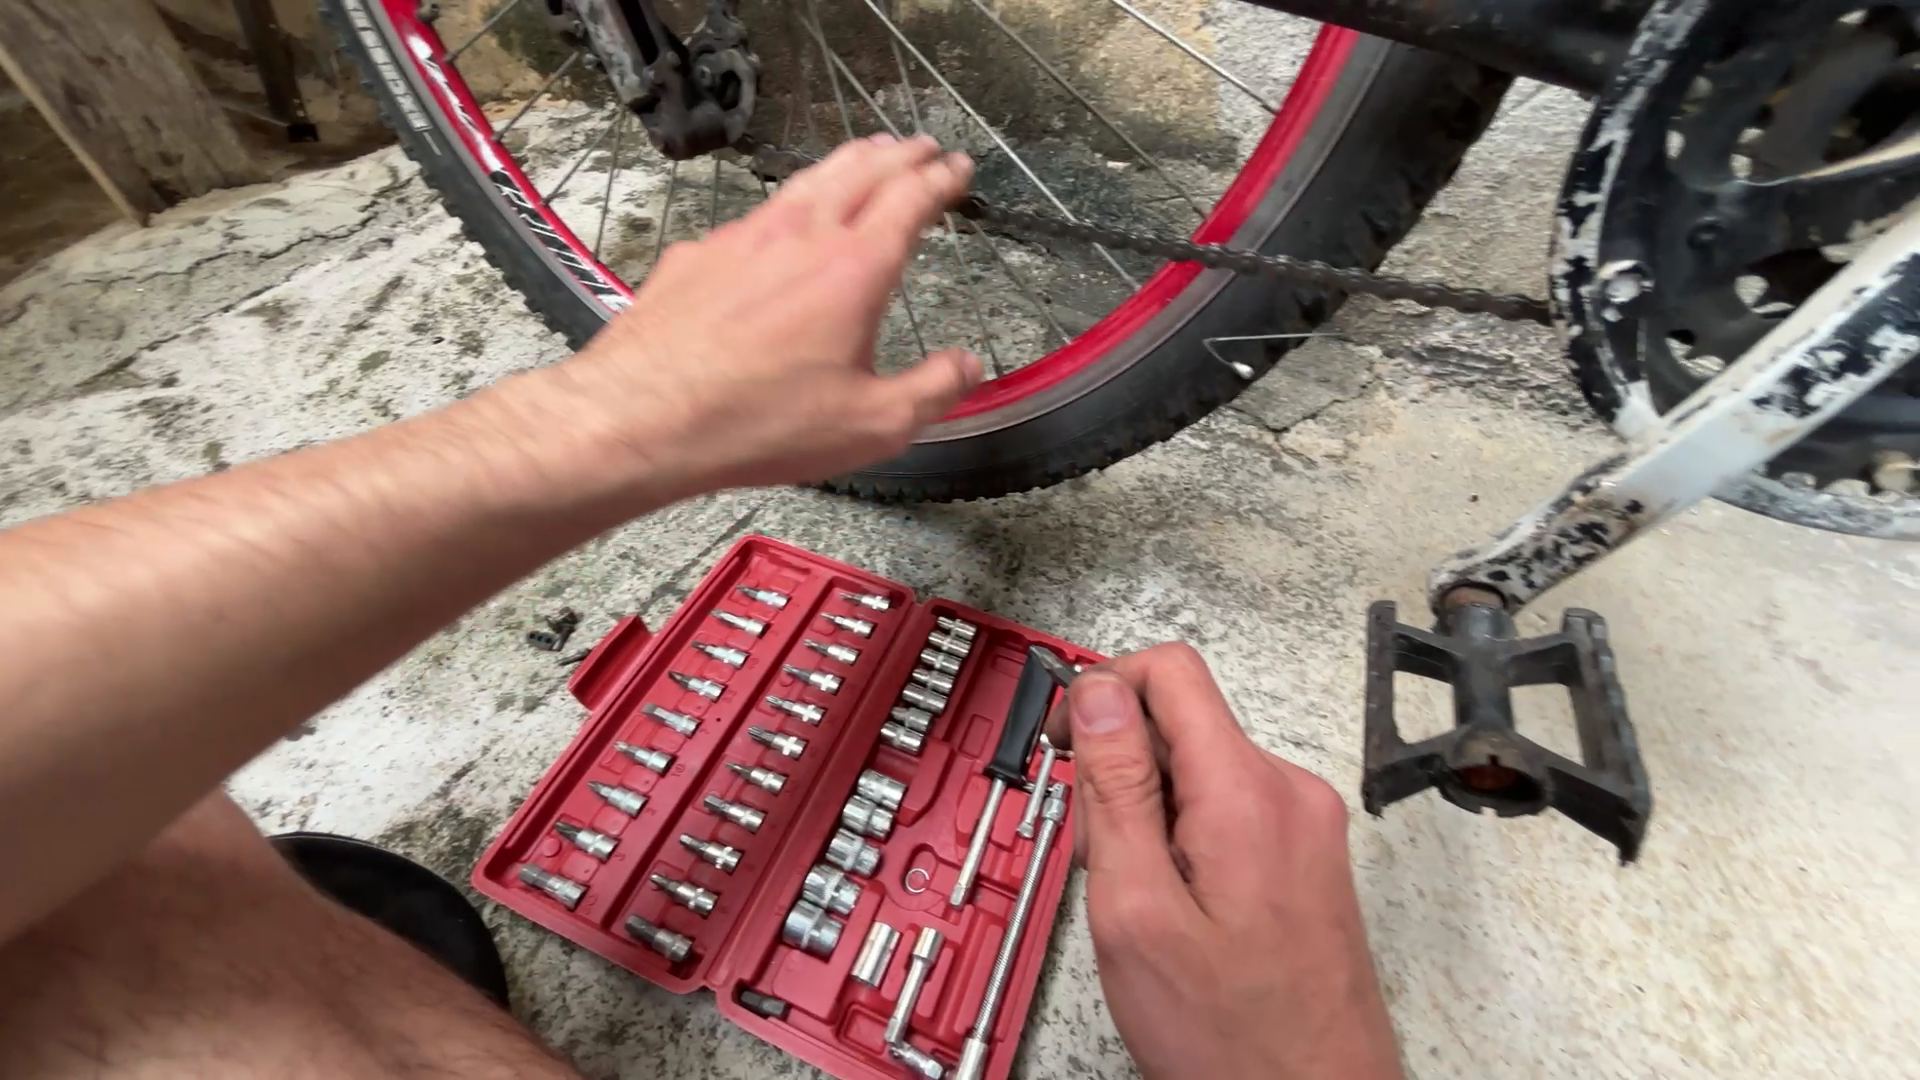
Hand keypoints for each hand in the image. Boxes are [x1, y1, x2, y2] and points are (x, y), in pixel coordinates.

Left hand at [537, 134, 980, 497]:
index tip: (956, 168)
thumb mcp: (873, 425)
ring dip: (845, 165)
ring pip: (805, 181)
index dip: (940, 179)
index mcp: (853, 272)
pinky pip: (755, 216)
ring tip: (867, 160)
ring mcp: (743, 239)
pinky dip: (787, 204)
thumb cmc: (762, 423)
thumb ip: (934, 391)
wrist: (646, 418)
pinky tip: (783, 222)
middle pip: (859, 172)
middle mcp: (800, 238)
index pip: (910, 201)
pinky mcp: (699, 257)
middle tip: (921, 148)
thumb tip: (968, 367)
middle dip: (899, 155)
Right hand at [1046, 644, 1403, 1079]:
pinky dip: (1178, 826)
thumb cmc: (1230, 1038)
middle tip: (1103, 849)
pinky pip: (1221, 798)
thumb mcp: (1137, 909)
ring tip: (1138, 886)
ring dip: (1146, 802)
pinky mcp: (1300, 847)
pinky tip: (1171, 893)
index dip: (1104, 687)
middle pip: (1177, 718)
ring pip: (1193, 761)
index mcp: (1244, 790)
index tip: (1071, 739)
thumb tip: (1100, 694)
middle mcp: (1285, 789)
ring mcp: (1300, 819)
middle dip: (1120, 765)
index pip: (1169, 670)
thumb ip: (1114, 788)